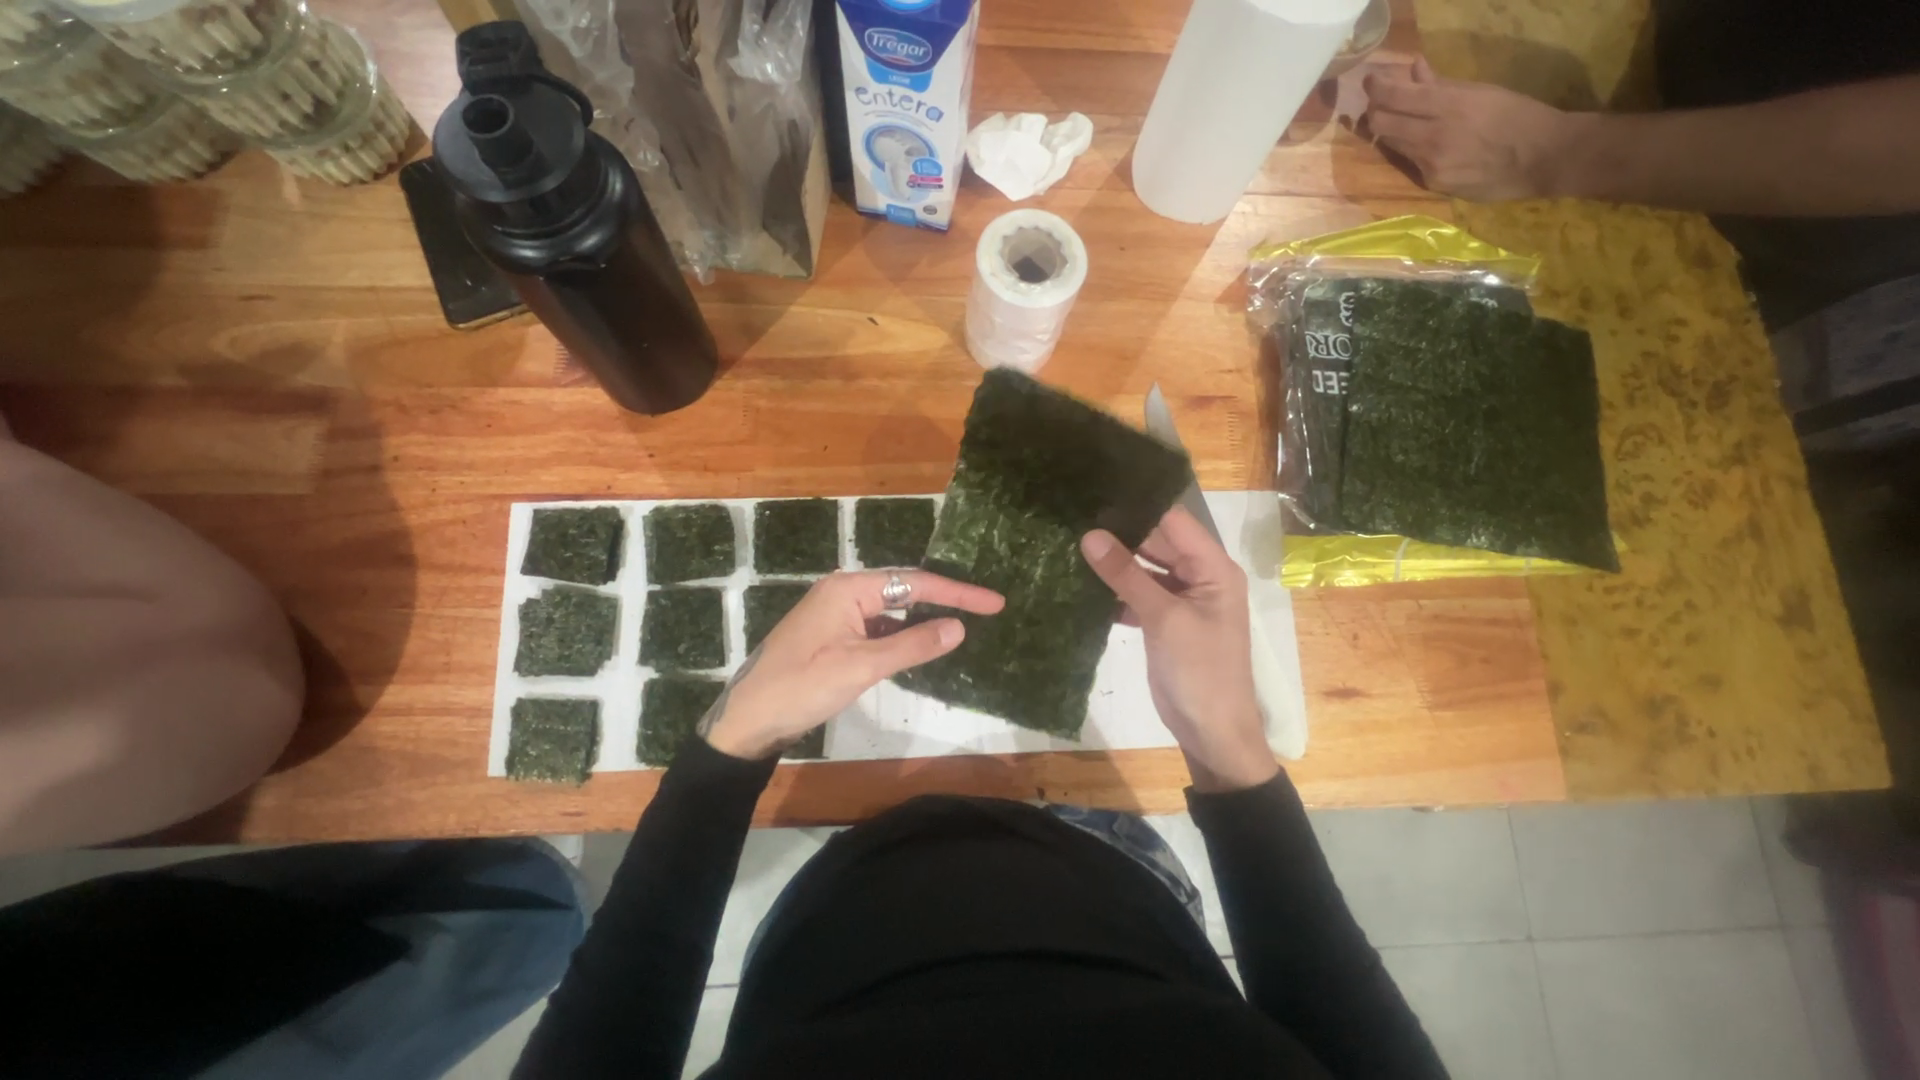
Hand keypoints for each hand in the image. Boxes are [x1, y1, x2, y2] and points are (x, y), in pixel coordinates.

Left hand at [702, 570, 1005, 759]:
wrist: (747, 720)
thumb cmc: (801, 688)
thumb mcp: (861, 667)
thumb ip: (912, 645)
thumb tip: (959, 627)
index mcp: (847, 589)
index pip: (914, 583)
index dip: (958, 593)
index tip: (995, 603)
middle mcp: (842, 591)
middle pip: (904, 589)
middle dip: (945, 598)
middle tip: (988, 609)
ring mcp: (835, 613)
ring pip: (891, 609)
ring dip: (924, 617)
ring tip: (964, 624)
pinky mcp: (832, 635)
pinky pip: (876, 626)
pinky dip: (902, 635)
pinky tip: (922, 646)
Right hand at [1080, 507, 1278, 793]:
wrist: (1212, 733)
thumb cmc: (1200, 672)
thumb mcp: (1164, 619)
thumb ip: (1127, 575)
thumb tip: (1089, 535)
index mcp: (1214, 568)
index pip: (1173, 522)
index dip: (1138, 506)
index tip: (1095, 492)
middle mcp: (1201, 577)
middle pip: (1157, 543)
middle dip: (1120, 532)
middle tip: (1072, 514)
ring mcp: (1182, 601)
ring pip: (1144, 569)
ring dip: (1114, 562)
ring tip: (1069, 541)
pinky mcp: (1164, 623)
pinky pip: (1137, 595)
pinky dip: (1114, 591)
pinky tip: (1080, 583)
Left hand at [1361, 57, 1586, 200]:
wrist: (1543, 157)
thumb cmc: (1517, 116)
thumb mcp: (1482, 91)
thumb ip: (1441, 83)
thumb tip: (1413, 68)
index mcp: (1450, 105)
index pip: (1396, 96)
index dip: (1376, 88)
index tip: (1370, 81)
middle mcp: (1433, 136)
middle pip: (1383, 124)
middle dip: (1375, 110)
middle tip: (1378, 103)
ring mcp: (1430, 163)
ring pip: (1393, 144)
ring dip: (1389, 130)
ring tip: (1394, 118)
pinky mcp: (1432, 183)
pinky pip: (1410, 163)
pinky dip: (1409, 149)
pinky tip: (1419, 142)